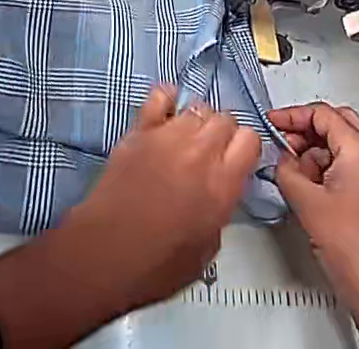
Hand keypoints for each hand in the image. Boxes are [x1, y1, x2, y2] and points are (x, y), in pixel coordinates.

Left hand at [43, 86, 260, 312]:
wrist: (108, 250)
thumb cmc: (158, 262)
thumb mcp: (208, 246)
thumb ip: (221, 207)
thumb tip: (218, 188)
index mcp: (222, 184)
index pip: (250, 140)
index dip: (245, 148)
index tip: (237, 160)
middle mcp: (200, 152)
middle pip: (225, 119)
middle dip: (224, 133)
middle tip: (212, 153)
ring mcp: (168, 136)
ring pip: (196, 108)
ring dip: (198, 122)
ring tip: (187, 141)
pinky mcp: (140, 129)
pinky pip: (159, 96)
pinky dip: (167, 100)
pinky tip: (167, 113)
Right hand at [269, 102, 358, 347]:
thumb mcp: (305, 202)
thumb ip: (285, 169)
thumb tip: (281, 159)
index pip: (322, 113)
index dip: (292, 115)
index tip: (272, 123)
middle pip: (337, 123)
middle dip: (306, 129)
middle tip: (283, 143)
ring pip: (344, 145)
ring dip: (317, 151)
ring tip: (296, 173)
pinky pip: (352, 167)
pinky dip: (330, 169)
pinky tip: (313, 191)